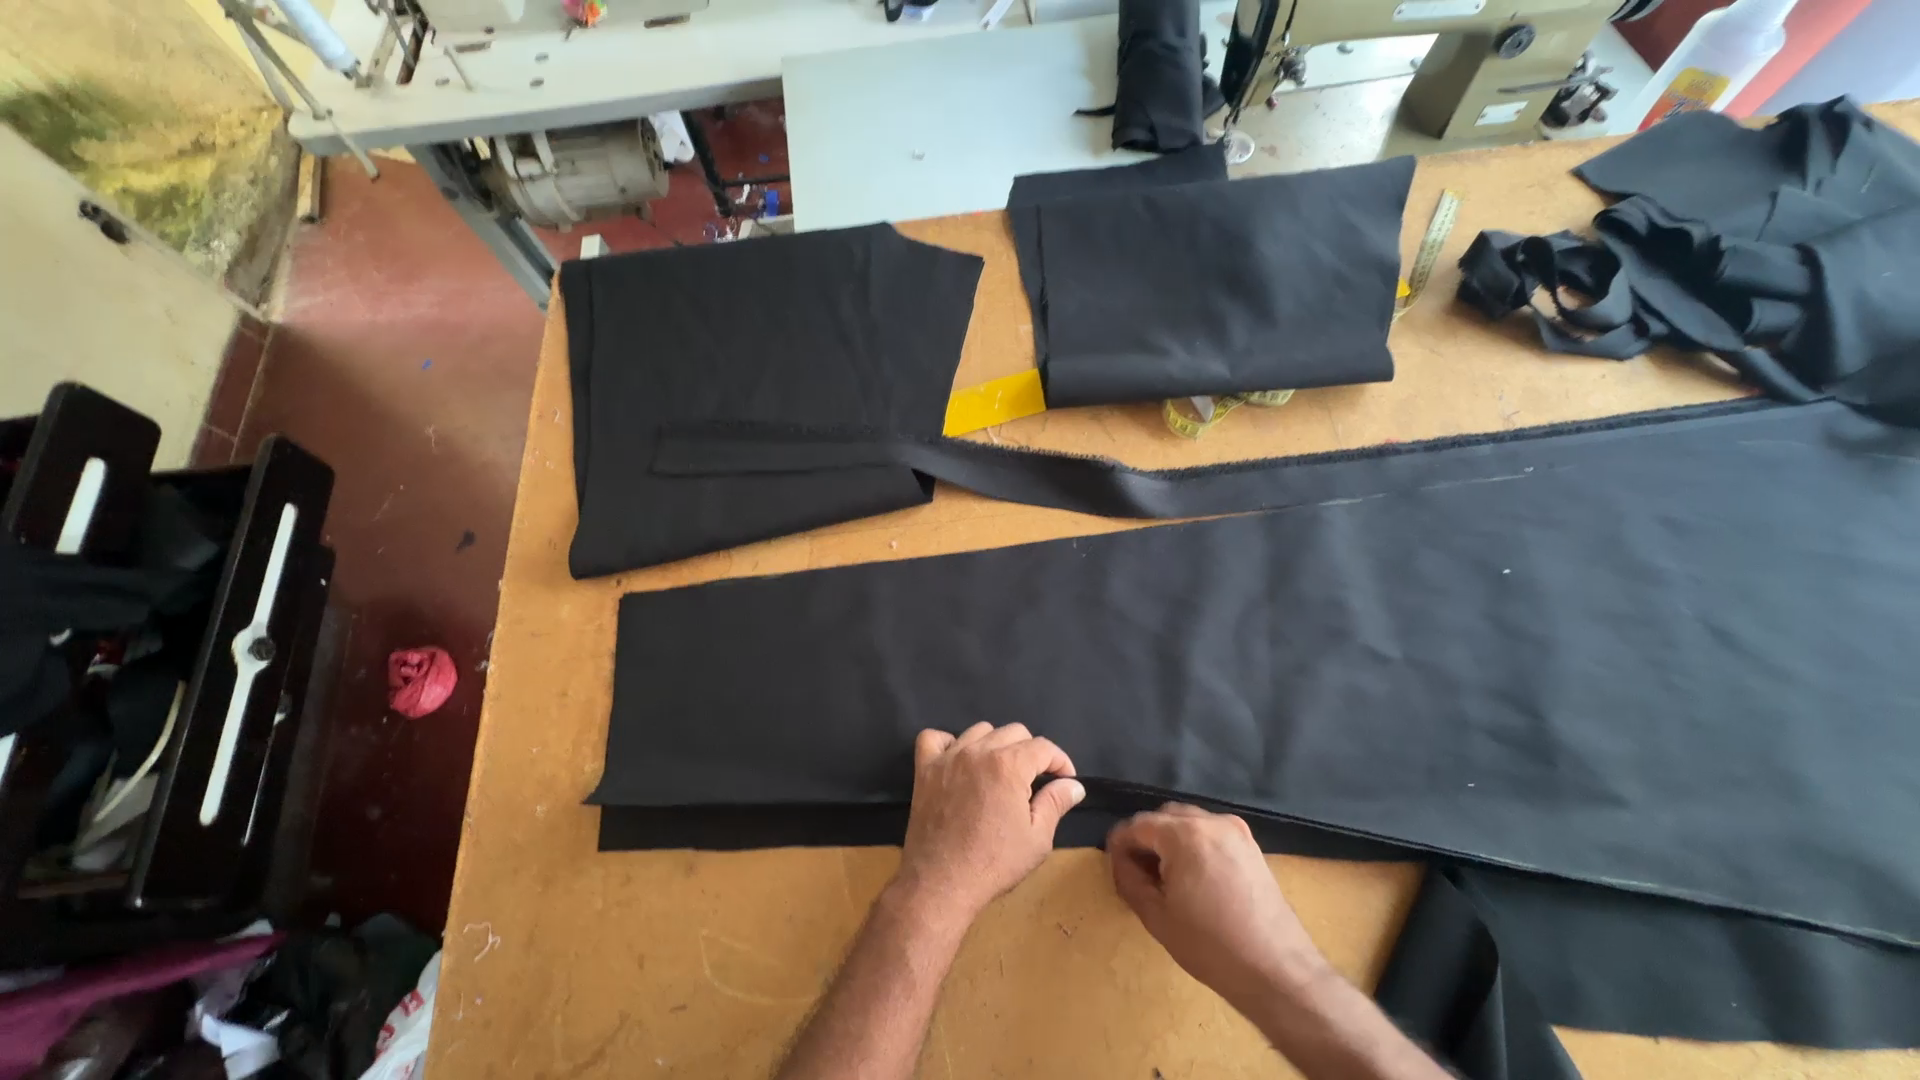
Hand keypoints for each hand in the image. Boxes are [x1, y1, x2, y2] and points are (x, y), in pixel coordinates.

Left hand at [893, 722, 1084, 926]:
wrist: (941, 883)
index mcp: (1009, 765)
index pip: (1044, 747)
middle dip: (1031, 752)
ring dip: (995, 745)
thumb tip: (1074, 785)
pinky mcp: (925, 769)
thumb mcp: (1037, 838)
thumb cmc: (994, 863)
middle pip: (1014, 732)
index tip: (1065, 780)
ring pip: (979, 731)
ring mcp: (948, 757)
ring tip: (999, 773)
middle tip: (1034, 781)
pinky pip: (934, 738)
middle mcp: (978, 751)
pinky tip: (958, 762)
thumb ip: (1055, 803)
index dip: (1061, 762)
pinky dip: (948, 743)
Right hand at [1107, 804, 1332, 1012]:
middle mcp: (1211, 821)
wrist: (1276, 970)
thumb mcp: (1156, 916)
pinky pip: (1210, 832)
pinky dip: (1194, 844)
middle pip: (1164, 817)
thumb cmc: (1210, 945)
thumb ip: (1129, 879)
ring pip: (1189, 821)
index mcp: (1185, 834)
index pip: (1137, 824)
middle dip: (1146, 838)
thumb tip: (1120, 859)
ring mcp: (1236, 831)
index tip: (1113, 864)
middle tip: (1138, 871)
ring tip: (1166, 876)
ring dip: (1170, 840)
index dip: (1120, 843)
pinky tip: (1193, 877)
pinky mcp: (1251, 845)